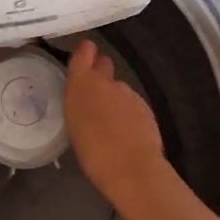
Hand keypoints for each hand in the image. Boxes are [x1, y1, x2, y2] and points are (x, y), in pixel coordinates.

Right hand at [64, 39, 165, 202]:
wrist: (131, 168)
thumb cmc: (92, 151)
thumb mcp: (74, 124)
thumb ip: (79, 104)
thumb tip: (86, 100)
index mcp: (82, 83)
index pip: (84, 52)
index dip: (85, 52)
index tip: (84, 56)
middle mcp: (106, 81)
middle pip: (104, 64)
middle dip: (101, 73)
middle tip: (95, 94)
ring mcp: (128, 93)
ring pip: (119, 88)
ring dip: (115, 97)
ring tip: (112, 121)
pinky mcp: (145, 107)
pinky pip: (133, 103)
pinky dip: (129, 112)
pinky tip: (127, 132)